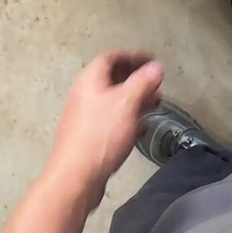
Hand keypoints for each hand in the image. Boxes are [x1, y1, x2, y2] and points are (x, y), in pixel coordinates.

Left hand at [45, 51, 163, 194]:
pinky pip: (108, 119)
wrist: (75, 176)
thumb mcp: (127, 104)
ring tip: (153, 105)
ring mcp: (83, 115)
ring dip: (132, 99)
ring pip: (111, 99)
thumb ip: (143, 82)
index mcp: (90, 79)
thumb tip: (156, 66)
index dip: (132, 56)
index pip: (112, 57)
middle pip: (111, 78)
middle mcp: (84, 93)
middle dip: (135, 79)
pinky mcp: (86, 136)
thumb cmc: (102, 134)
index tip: (151, 61)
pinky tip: (139, 129)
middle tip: (155, 85)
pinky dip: (125, 117)